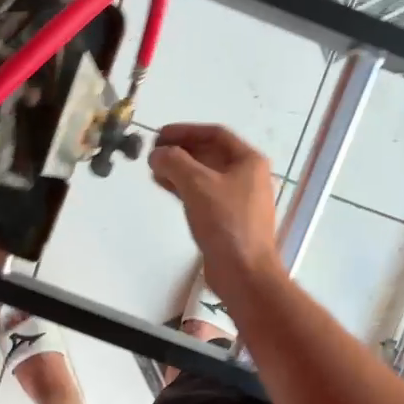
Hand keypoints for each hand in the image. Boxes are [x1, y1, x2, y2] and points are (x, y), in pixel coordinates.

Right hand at [149, 124, 283, 295]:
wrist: (244, 272)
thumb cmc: (225, 223)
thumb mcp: (197, 185)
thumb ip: (174, 162)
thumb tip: (157, 155)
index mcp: (249, 161)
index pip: (215, 134)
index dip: (185, 131)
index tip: (159, 135)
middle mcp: (248, 177)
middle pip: (210, 155)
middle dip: (181, 151)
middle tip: (154, 152)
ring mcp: (239, 201)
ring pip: (205, 177)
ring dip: (180, 170)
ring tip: (154, 170)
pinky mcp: (229, 221)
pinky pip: (205, 196)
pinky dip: (185, 189)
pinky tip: (166, 188)